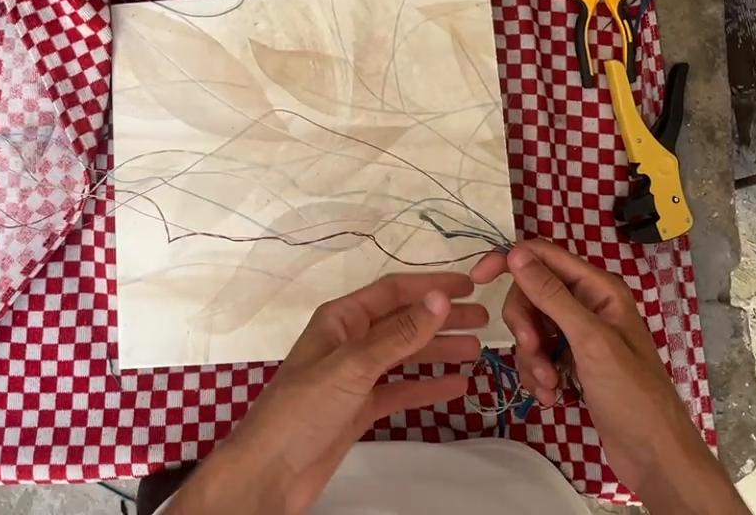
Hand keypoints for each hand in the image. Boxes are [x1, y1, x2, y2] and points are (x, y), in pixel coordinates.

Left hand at [168, 272, 488, 514]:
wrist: (272, 471)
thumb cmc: (304, 408)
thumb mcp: (353, 365)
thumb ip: (399, 334)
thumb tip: (439, 298)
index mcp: (341, 318)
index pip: (394, 291)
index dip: (431, 285)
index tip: (469, 286)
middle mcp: (350, 339)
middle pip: (403, 321)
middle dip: (441, 318)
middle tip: (483, 319)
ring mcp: (356, 375)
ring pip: (405, 354)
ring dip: (439, 350)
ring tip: (477, 349)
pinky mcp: (360, 407)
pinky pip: (400, 389)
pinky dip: (427, 386)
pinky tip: (456, 385)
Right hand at [472, 239, 748, 513]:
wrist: (655, 458)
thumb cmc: (632, 393)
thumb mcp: (590, 340)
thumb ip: (551, 294)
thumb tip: (516, 253)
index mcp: (597, 288)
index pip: (542, 255)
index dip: (508, 261)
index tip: (478, 279)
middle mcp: (587, 304)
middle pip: (531, 294)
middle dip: (525, 326)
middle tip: (533, 351)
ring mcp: (579, 335)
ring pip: (531, 327)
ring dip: (532, 356)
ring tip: (549, 385)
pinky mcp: (572, 363)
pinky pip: (538, 354)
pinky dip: (537, 373)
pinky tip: (551, 395)